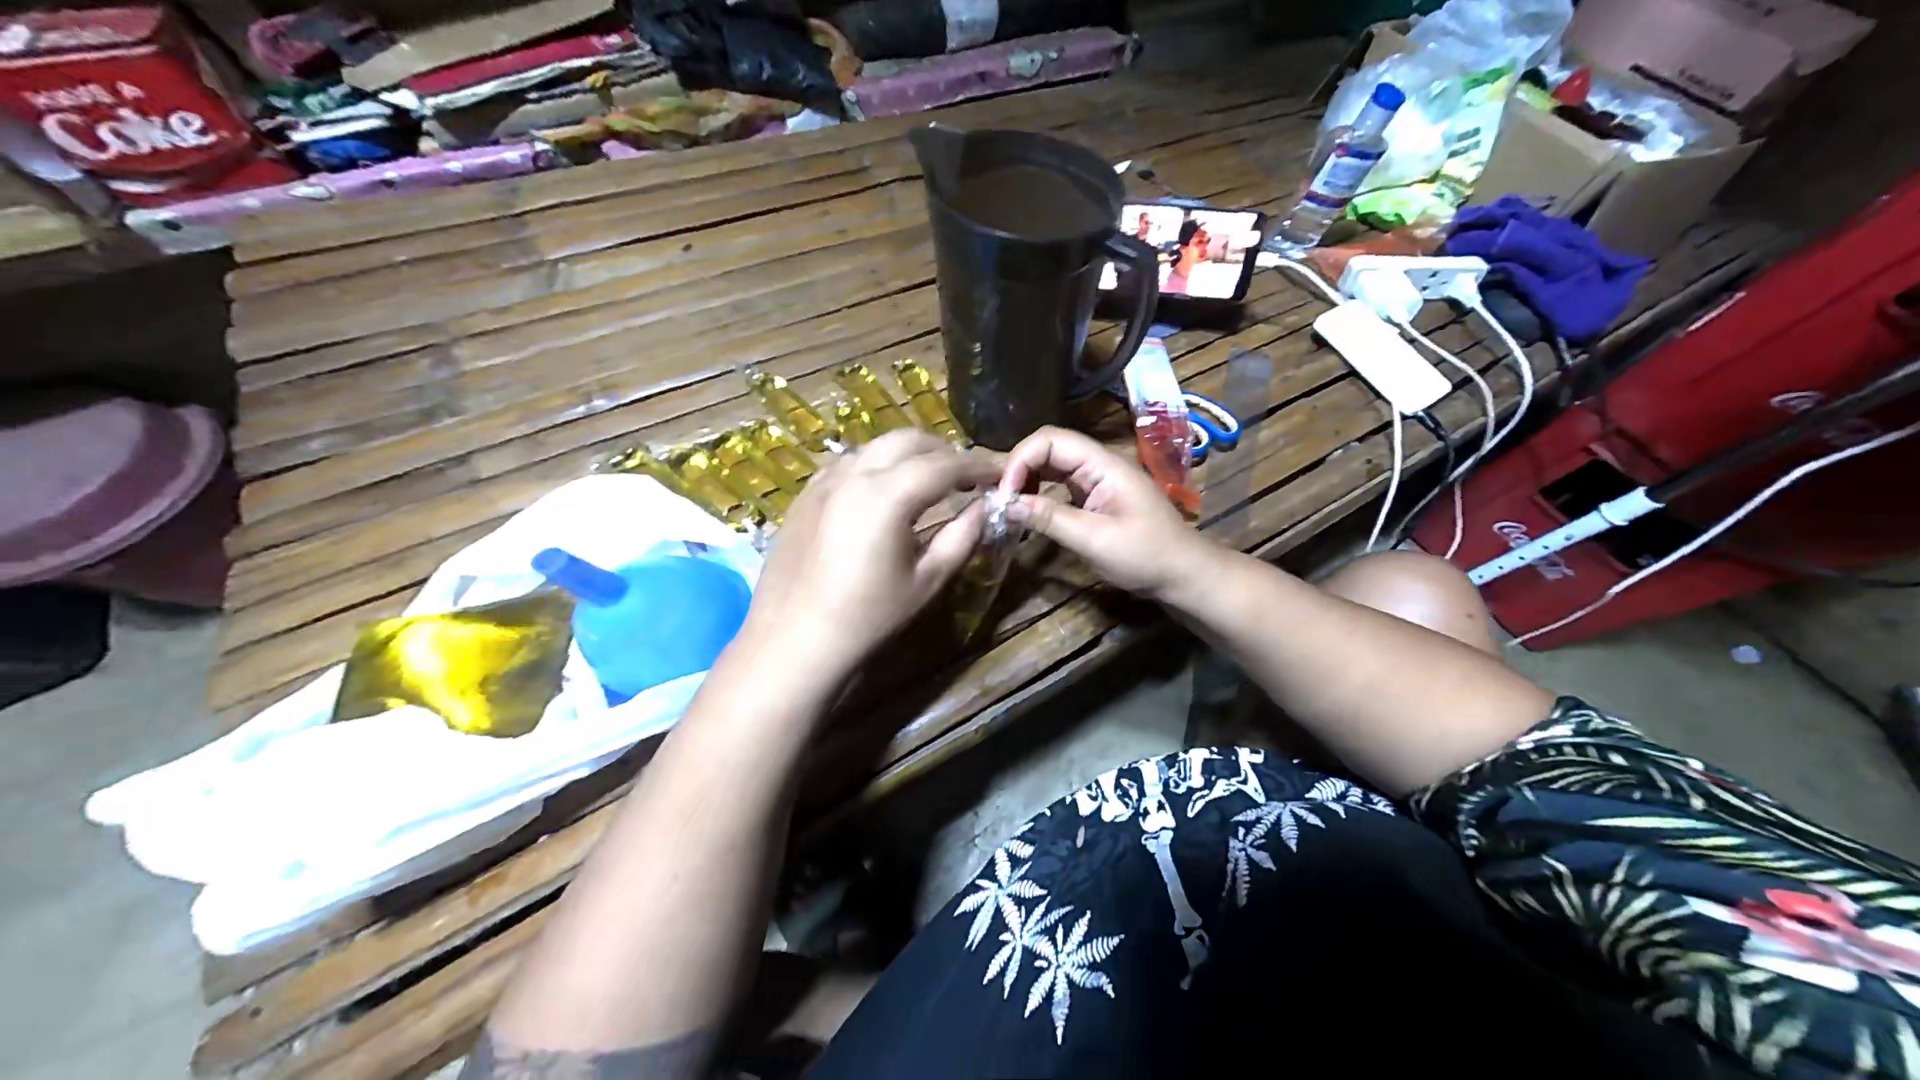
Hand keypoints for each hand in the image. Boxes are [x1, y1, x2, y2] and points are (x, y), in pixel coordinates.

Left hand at [734, 430, 998, 685]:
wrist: (796, 640)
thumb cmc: (869, 617)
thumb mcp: (927, 580)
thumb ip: (962, 536)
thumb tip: (984, 508)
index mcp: (887, 495)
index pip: (944, 465)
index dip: (977, 467)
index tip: (1000, 476)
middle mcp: (854, 475)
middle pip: (908, 441)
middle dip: (943, 452)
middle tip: (966, 478)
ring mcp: (824, 482)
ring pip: (875, 448)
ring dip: (909, 455)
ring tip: (928, 482)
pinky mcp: (806, 496)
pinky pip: (848, 464)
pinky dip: (876, 466)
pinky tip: (883, 492)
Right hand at [999, 426, 1212, 598]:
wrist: (1183, 575)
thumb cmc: (1146, 557)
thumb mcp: (1095, 540)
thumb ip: (1050, 519)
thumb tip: (1005, 504)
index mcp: (1103, 465)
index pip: (1051, 440)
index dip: (1021, 460)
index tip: (1005, 494)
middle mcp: (1098, 464)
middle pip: (1049, 447)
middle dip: (1019, 467)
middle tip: (999, 499)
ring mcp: (1096, 480)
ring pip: (1051, 465)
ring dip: (1026, 479)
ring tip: (1007, 504)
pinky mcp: (1093, 497)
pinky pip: (1058, 484)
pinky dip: (1038, 493)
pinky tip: (1026, 510)